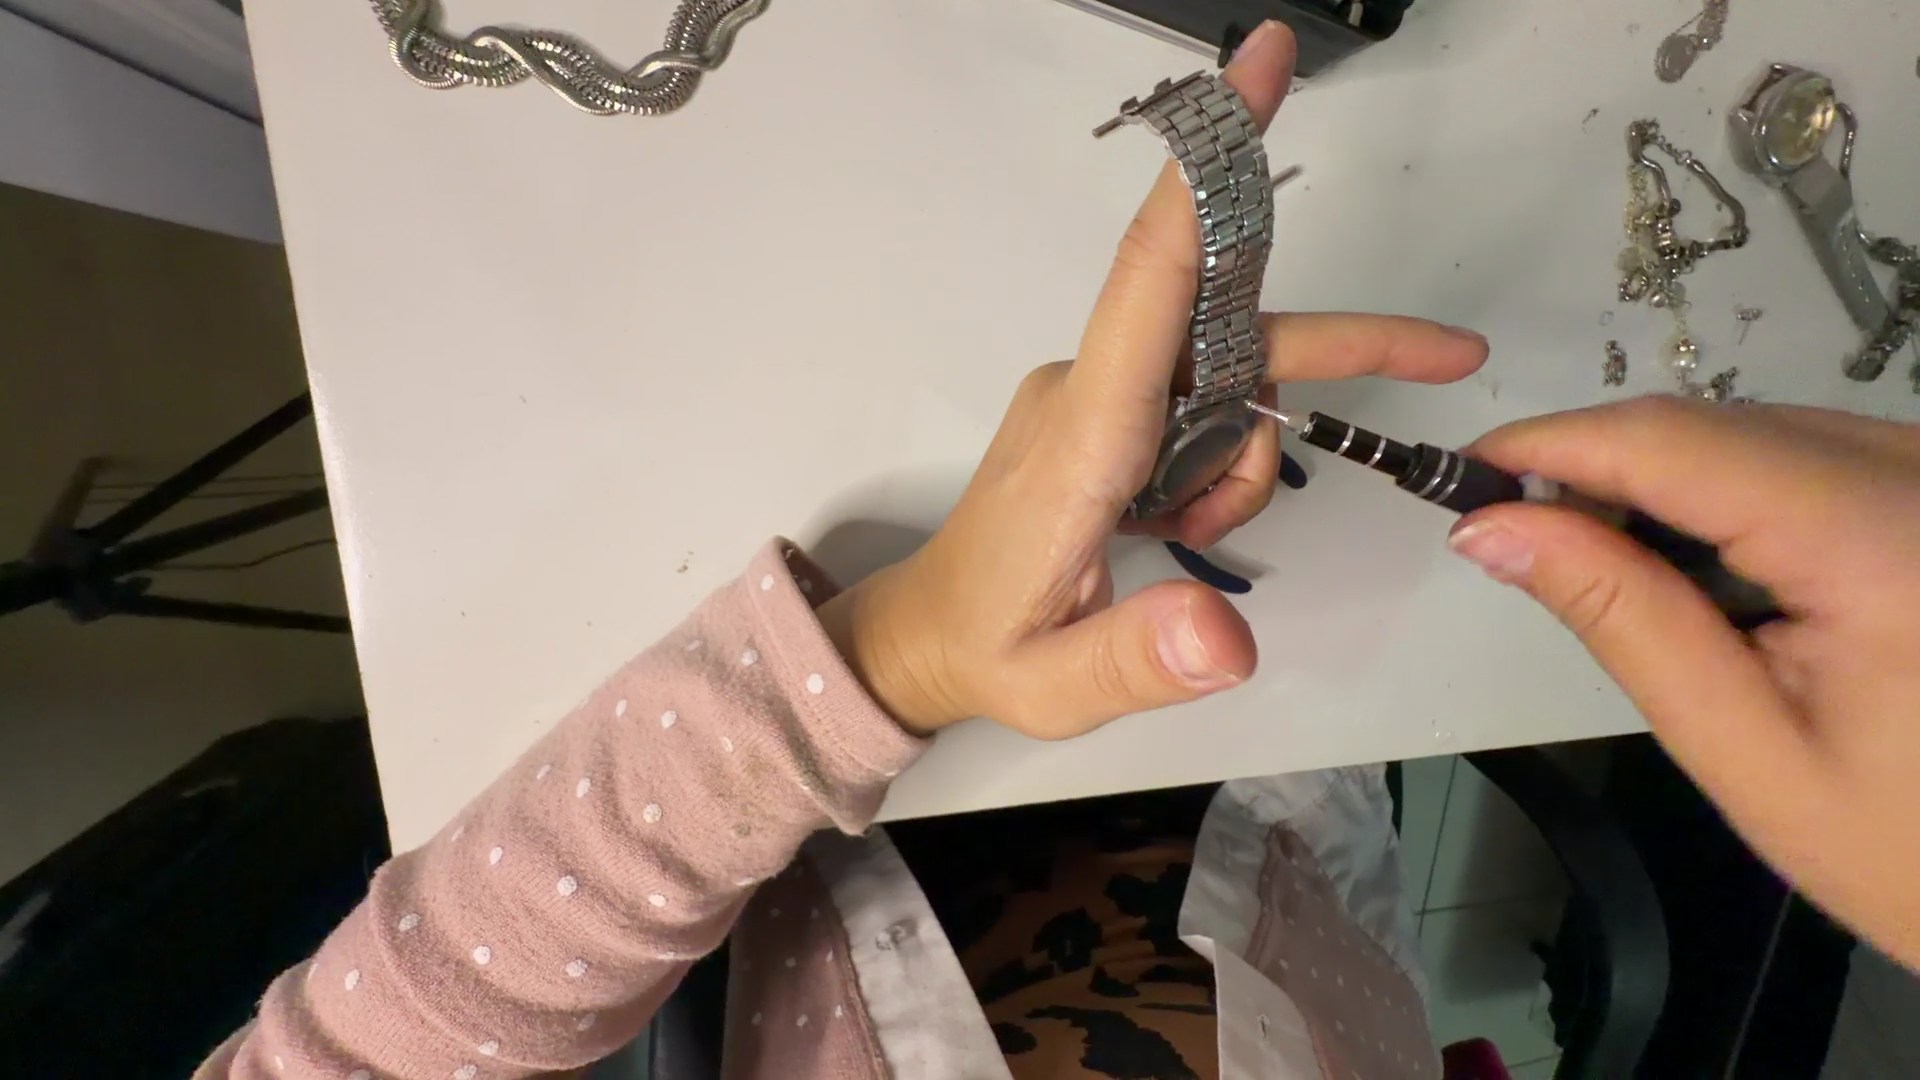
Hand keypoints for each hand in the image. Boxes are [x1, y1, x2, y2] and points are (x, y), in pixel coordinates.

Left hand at [820, 21, 1487, 740]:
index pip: (1150, 281)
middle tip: (1443, 359)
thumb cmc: (985, 648)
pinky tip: (1178, 521)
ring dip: (1242, 460)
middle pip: (1233, 333)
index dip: (1207, 174)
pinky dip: (1217, 462)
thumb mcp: (1054, 684)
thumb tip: (1228, 640)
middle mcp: (1085, 394)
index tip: (1255, 62)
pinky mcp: (1094, 417)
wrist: (930, 634)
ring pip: (1222, 380)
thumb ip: (1136, 661)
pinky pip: (1192, 407)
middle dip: (1324, 359)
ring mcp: (1089, 400)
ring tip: (1185, 540)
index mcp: (1080, 439)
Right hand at [1458, 397, 1919, 968]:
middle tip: (1508, 529)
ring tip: (1590, 552)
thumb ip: (1614, 615)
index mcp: (1892, 548)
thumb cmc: (1917, 849)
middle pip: (1708, 423)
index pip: (1670, 444)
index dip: (1547, 443)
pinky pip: (1804, 450)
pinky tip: (1688, 551)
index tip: (1456, 474)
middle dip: (1585, 462)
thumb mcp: (1739, 743)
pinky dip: (1711, 483)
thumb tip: (1486, 528)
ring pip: (1751, 428)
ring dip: (1643, 475)